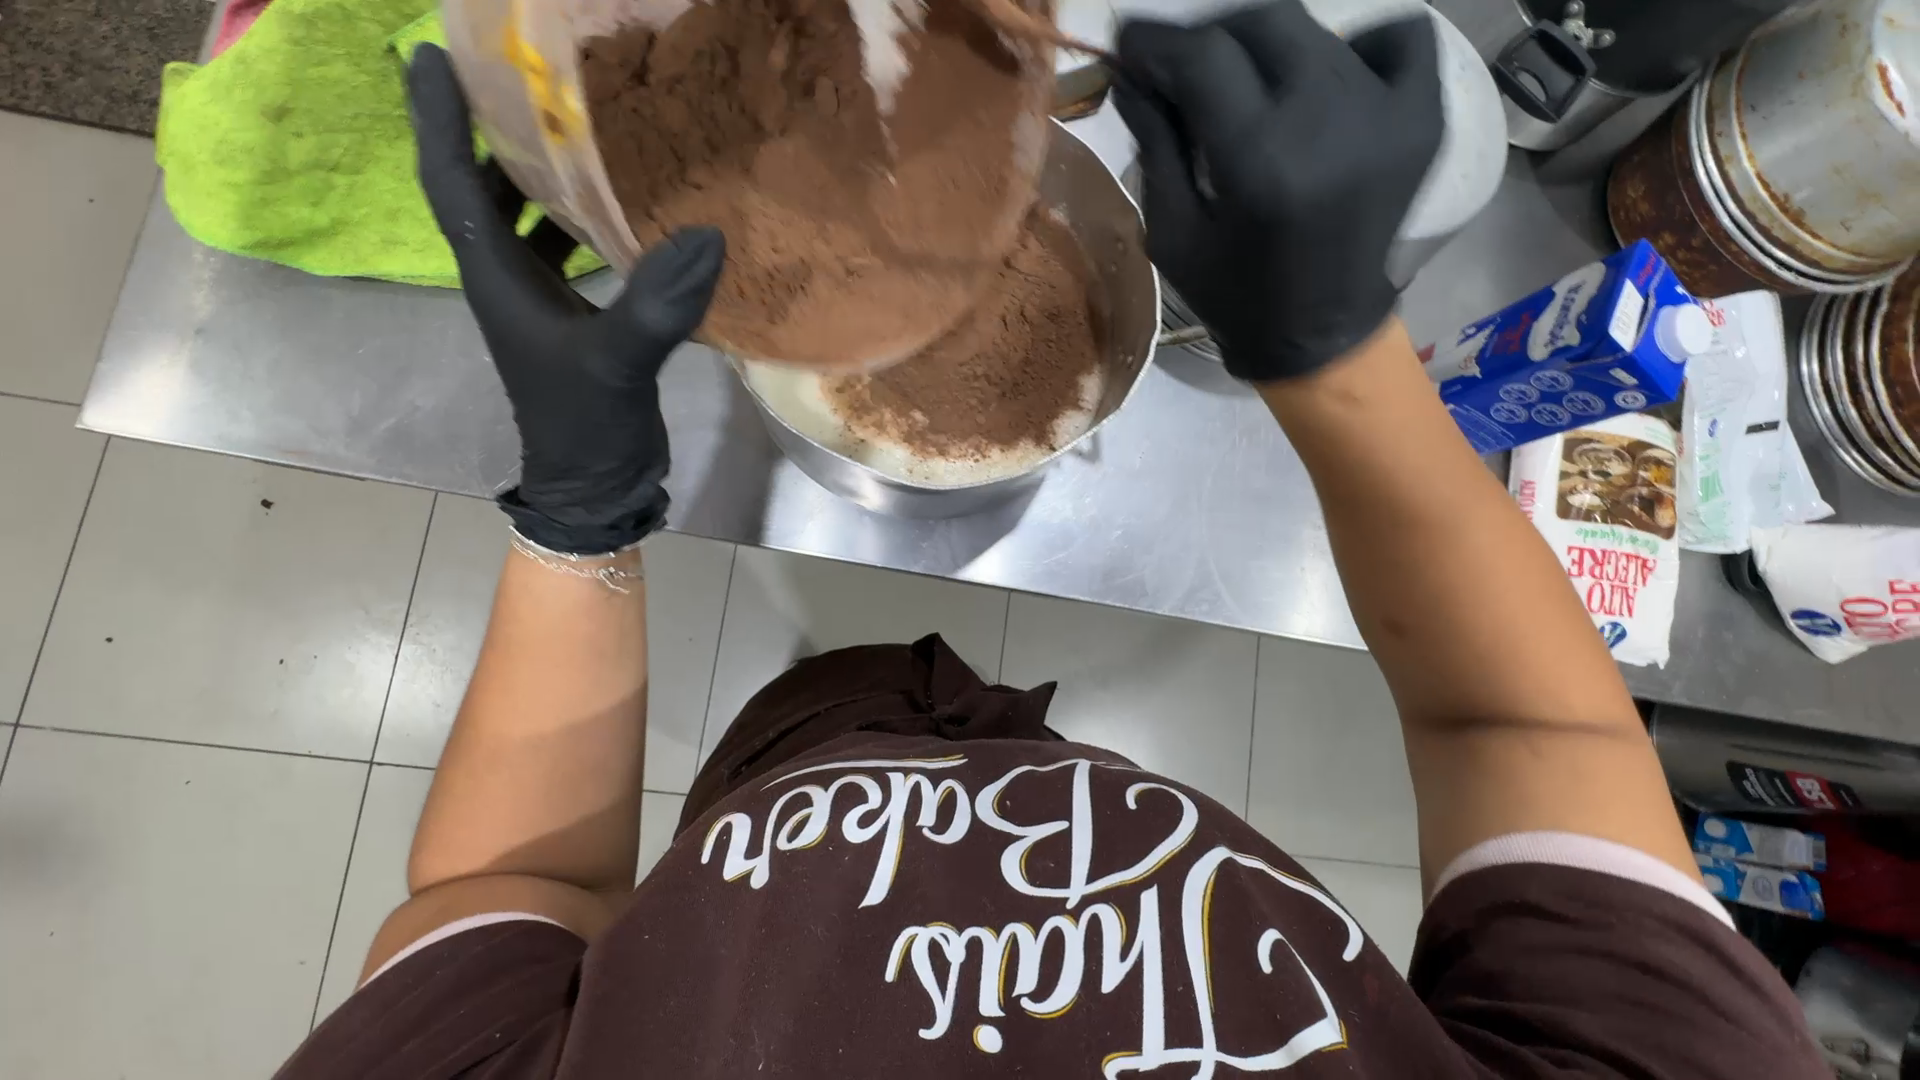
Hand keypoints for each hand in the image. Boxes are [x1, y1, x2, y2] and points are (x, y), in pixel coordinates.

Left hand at [406, 44, 724, 553]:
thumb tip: (709, 235)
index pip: (452, 183)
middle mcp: (508, 281)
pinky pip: (565, 253)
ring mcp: (539, 302)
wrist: (596, 482)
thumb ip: (658, 301)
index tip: (430, 53)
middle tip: (515, 81)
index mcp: (496, 278)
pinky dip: (582, 224)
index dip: (437, 118)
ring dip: (535, 177)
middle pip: (480, 191)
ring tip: (569, 131)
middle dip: (485, 133)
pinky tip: (620, 210)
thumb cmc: (586, 424)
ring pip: (523, 222)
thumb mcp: (618, 361)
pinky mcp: (573, 320)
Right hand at [1114, 1, 1441, 382]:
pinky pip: (1399, 37)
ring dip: (1267, 47)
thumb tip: (1130, 76)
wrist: (1320, 333)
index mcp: (1258, 162)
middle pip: (1261, 23)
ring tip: (1246, 85)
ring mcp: (1387, 113)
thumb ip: (1155, 147)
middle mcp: (1329, 122)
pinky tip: (1327, 81)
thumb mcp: (1173, 233)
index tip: (1131, 43)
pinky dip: (1358, 44)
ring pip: (1318, 29)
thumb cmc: (1234, 295)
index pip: (1203, 58)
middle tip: (1183, 67)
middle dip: (1209, 37)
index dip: (1157, 41)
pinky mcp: (1422, 118)